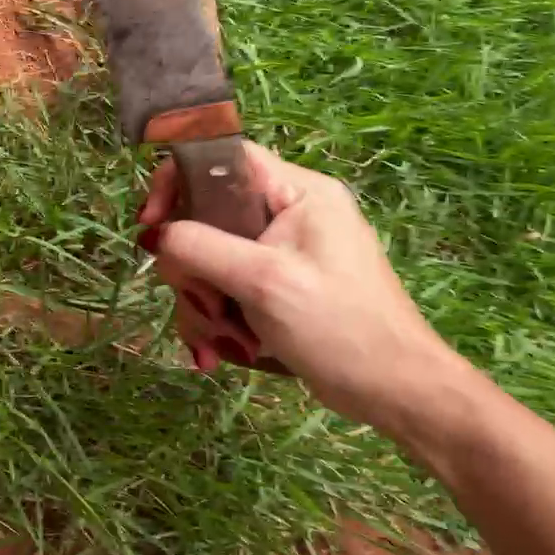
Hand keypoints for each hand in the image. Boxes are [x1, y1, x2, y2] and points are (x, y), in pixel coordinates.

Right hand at [139, 141, 460, 427]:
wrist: (401, 398)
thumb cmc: (343, 329)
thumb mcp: (264, 281)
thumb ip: (200, 246)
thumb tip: (153, 235)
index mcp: (297, 192)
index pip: (218, 157)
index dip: (176, 180)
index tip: (153, 223)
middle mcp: (287, 211)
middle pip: (203, 213)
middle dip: (190, 263)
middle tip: (203, 301)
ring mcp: (280, 248)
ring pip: (205, 253)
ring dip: (200, 297)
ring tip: (221, 337)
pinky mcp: (275, 281)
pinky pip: (221, 281)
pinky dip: (214, 314)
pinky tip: (223, 347)